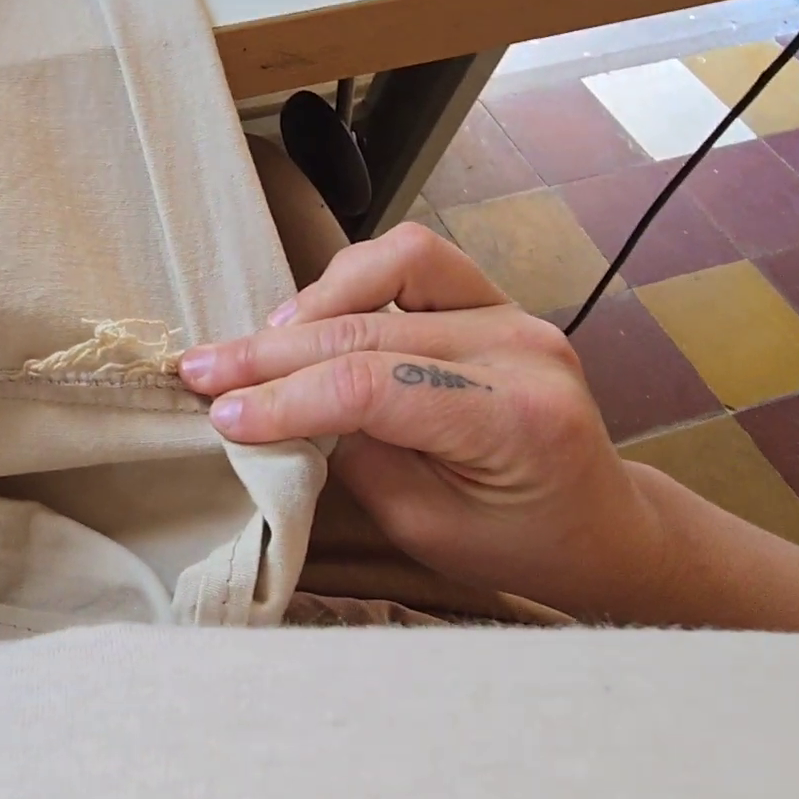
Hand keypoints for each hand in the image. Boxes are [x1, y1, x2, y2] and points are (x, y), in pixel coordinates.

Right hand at [176, 224, 673, 617]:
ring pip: (388, 264)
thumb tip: (274, 406)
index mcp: (514, 418)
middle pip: (363, 329)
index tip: (219, 416)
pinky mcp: (492, 295)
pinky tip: (312, 318)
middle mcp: (519, 346)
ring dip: (310, 304)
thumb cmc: (513, 541)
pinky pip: (410, 256)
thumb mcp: (421, 525)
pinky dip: (348, 280)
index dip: (282, 399)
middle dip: (267, 353)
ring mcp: (510, 309)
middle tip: (200, 369)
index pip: (369, 387)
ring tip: (259, 347)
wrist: (598, 522)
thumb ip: (350, 455)